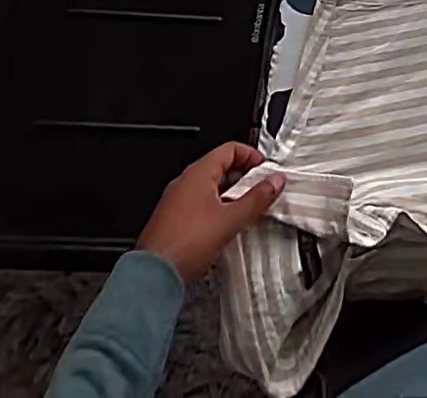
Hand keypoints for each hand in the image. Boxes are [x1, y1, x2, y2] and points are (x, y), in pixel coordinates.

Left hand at [137, 142, 285, 280]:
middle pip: (221, 166)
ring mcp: (176, 200)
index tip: (265, 168)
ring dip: (231, 193)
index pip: (230, 148)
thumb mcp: (231, 219)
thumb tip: (274, 182)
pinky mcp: (172, 219)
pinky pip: (199, 202)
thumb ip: (257, 198)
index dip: (251, 155)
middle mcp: (185, 182)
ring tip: (245, 209)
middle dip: (244, 176)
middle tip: (260, 189)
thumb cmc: (184, 244)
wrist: (152, 277)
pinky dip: (216, 207)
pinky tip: (224, 226)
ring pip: (210, 186)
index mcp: (198, 173)